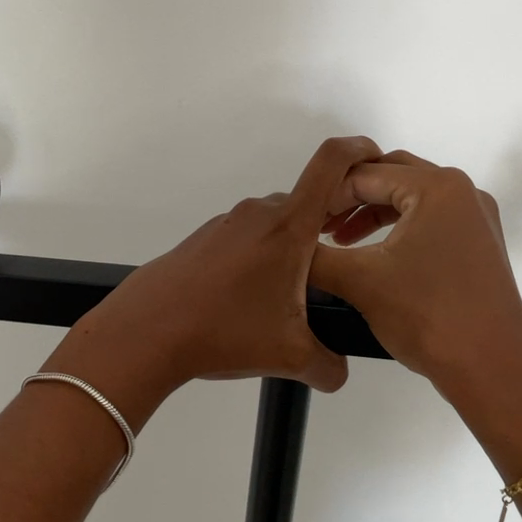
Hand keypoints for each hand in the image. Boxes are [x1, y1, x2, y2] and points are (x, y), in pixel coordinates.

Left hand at [43, 136, 382, 421]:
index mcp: (287, 228)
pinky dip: (256, 260)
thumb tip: (335, 372)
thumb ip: (328, 365)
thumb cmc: (218, 332)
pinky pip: (243, 239)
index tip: (376, 156)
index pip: (332, 164)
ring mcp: (225, 225)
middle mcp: (256, 215)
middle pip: (306, 205)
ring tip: (285, 299)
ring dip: (288, 252)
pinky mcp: (202, 240)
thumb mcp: (289, 356)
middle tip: (335, 269)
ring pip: (273, 226)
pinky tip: (246, 301)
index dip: (360, 150)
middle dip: (327, 230)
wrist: (145, 332)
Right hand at [310, 151, 521, 415]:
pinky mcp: (479, 244)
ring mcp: (476, 218)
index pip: (364, 174)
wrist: (490, 369)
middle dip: (349, 197)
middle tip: (316, 225)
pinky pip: (429, 220)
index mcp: (437, 187)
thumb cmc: (426, 317)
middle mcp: (462, 191)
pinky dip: (396, 229)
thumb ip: (313, 256)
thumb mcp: (358, 281)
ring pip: (410, 198)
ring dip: (371, 213)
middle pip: (391, 176)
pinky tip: (372, 255)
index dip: (326, 196)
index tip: (298, 223)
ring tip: (337, 240)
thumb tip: (284, 246)